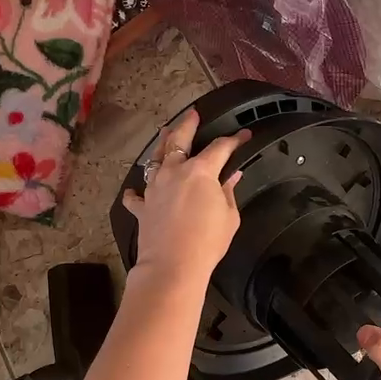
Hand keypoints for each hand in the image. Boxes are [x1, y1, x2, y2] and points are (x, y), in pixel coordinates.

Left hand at [122, 107, 248, 285]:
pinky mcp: (142, 206)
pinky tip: (136, 191)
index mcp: (200, 171)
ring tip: (165, 134)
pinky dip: (137, 192)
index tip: (244, 135)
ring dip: (162, 145)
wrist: (173, 265)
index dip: (234, 140)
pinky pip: (137, 195)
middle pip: (179, 139)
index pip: (220, 148)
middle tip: (193, 114)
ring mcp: (154, 188)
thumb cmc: (207, 242)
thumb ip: (228, 192)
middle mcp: (174, 172)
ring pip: (156, 159)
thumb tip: (232, 177)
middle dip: (187, 124)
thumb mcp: (229, 216)